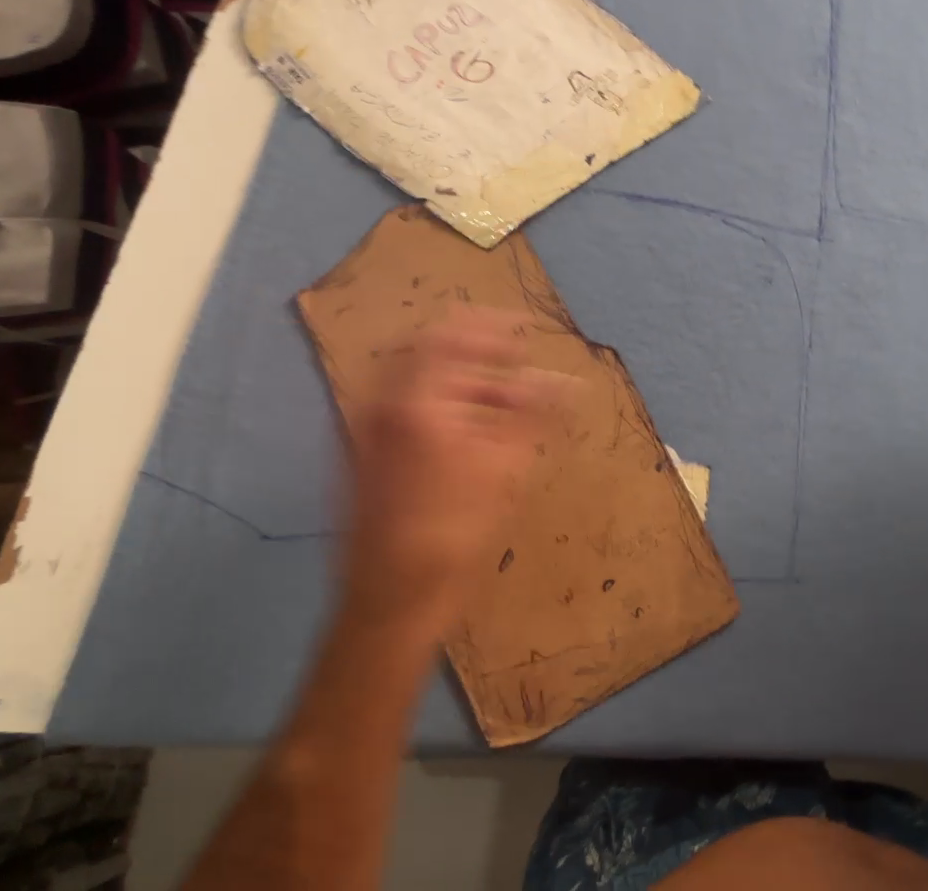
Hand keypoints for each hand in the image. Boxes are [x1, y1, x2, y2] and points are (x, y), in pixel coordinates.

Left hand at [341, 309, 569, 637]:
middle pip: (426, 356)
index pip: (449, 337)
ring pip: (414, 386)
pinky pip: (403, 412)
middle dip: (473, 353)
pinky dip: (439, 407)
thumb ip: (534, 414)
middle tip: (514, 360)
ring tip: (504, 401)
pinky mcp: (361, 459)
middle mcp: (381, 407)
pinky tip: (470, 434)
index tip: (525, 331)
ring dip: (459, 382)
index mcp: (414, 402)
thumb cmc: (455, 533)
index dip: (490, 328)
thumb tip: (566, 380)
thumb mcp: (505, 470)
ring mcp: (364, 434)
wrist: (391, 598)